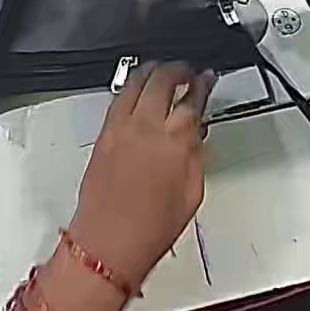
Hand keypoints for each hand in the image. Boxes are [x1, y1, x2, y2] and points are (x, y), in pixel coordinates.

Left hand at [68, 62, 215, 286]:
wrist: (110, 241)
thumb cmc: (150, 227)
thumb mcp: (192, 192)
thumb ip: (195, 155)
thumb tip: (195, 135)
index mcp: (175, 141)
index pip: (193, 98)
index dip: (202, 84)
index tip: (206, 79)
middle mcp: (146, 127)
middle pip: (163, 78)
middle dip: (178, 69)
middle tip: (186, 71)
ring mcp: (121, 127)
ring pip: (136, 80)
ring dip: (153, 70)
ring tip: (162, 70)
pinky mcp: (103, 133)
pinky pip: (118, 97)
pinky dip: (131, 86)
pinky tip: (137, 88)